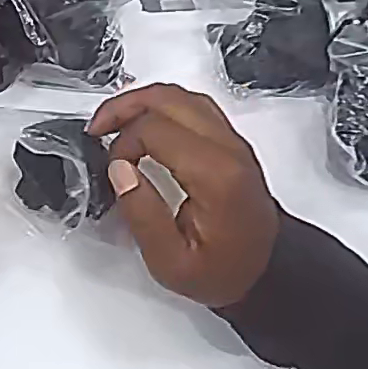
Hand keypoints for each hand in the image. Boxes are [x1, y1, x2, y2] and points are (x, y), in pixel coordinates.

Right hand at [87, 84, 279, 306]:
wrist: (270, 273)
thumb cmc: (224, 272)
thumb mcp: (172, 263)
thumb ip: (142, 215)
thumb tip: (119, 170)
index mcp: (215, 175)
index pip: (154, 128)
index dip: (123, 143)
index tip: (114, 170)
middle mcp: (228, 148)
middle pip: (167, 98)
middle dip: (123, 107)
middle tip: (97, 128)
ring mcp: (232, 141)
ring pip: (180, 96)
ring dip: (140, 102)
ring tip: (113, 124)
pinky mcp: (230, 142)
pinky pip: (191, 106)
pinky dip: (159, 107)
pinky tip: (141, 124)